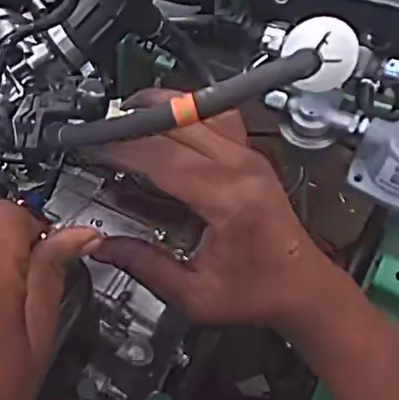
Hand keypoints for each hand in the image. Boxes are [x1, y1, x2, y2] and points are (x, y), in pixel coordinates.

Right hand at [93, 96, 353, 337]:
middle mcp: (243, 169)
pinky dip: (187, 111)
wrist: (303, 288)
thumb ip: (144, 267)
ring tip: (130, 114)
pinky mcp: (252, 157)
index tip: (95, 150)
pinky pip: (217, 116)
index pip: (164, 156)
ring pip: (200, 108)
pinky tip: (168, 120)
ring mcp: (250, 158)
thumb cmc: (262, 292)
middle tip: (103, 131)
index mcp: (229, 200)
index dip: (122, 149)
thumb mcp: (195, 294)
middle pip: (179, 121)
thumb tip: (104, 246)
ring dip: (162, 105)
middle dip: (133, 121)